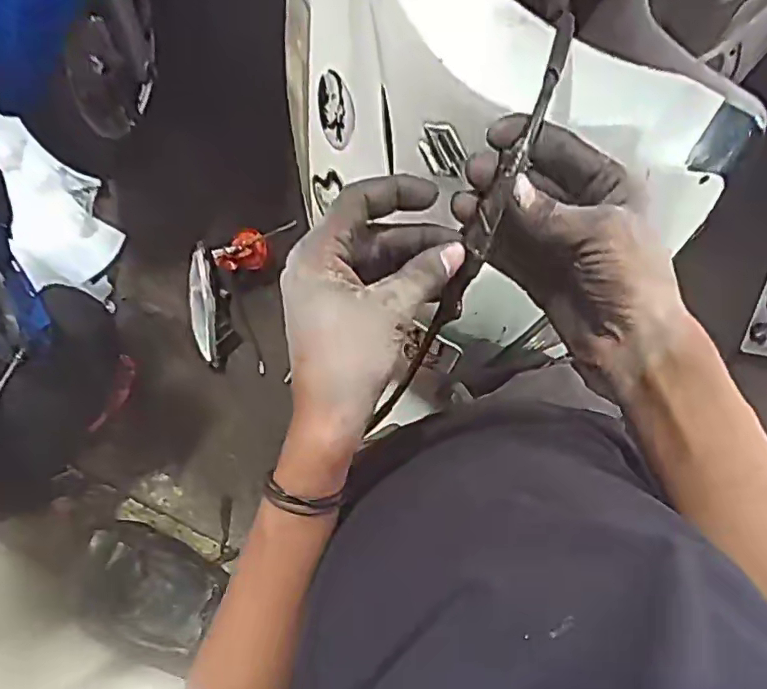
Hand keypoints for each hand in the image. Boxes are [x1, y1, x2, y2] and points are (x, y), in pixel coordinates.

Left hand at [280, 175, 464, 438]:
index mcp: (315, 256)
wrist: (333, 417)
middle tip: (451, 247)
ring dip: (414, 269)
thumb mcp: (391, 308)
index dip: (397, 192)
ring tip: (450, 273)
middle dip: (415, 241)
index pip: (357, 202)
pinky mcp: (341, 319)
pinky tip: (433, 296)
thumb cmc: (342, 368)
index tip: (428, 195)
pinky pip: (375, 292)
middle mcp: (317, 271)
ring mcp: (328, 296)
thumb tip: (450, 251)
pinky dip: (403, 291)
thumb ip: (424, 272)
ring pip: (377, 267)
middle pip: (372, 238)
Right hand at [451, 117, 692, 392]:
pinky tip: (469, 234)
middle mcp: (581, 212)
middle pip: (533, 184)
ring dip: (489, 212)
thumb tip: (510, 187)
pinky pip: (510, 254)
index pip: (563, 151)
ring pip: (516, 220)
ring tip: (462, 206)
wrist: (634, 347)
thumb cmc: (635, 283)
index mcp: (609, 187)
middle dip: (501, 179)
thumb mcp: (599, 233)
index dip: (528, 139)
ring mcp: (558, 247)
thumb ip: (550, 212)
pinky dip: (489, 245)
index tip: (494, 137)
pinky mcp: (540, 278)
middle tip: (473, 177)